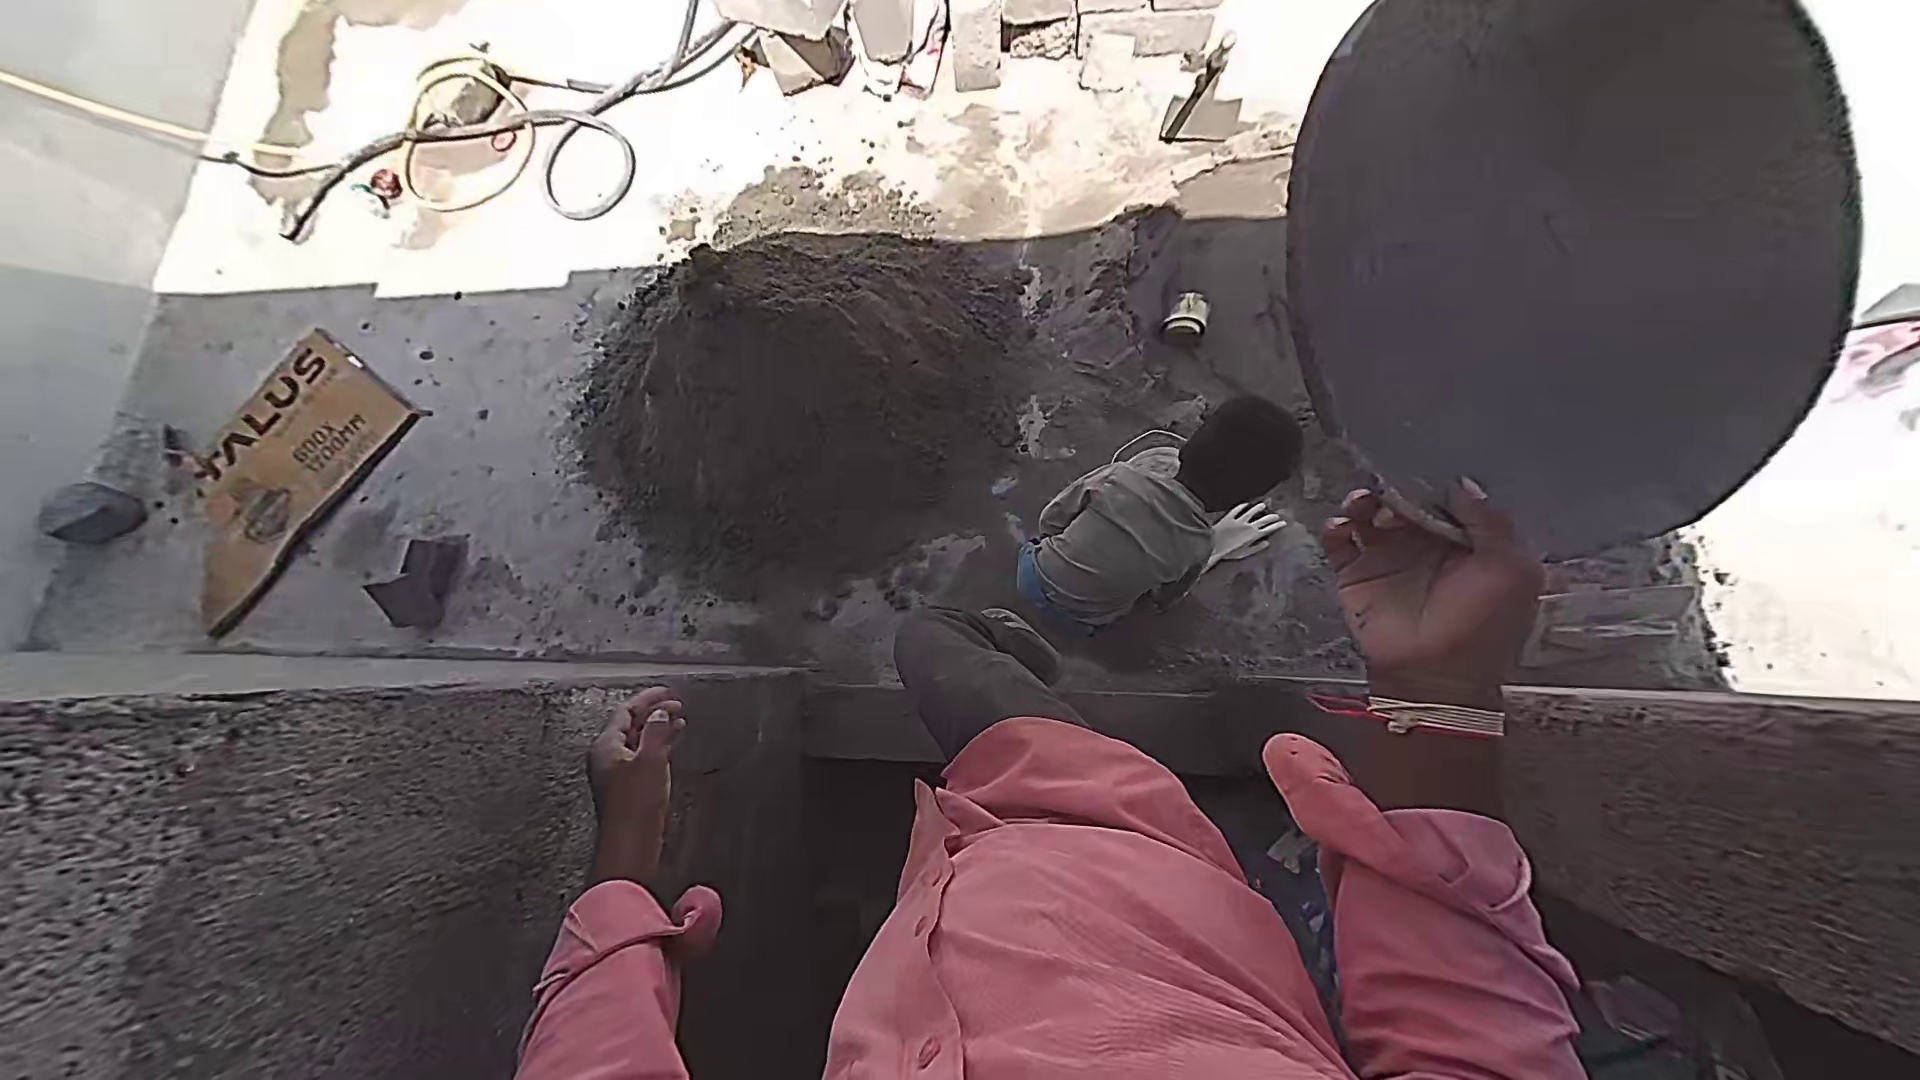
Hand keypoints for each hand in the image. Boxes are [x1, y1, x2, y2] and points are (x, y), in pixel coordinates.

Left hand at [587, 687, 685, 885]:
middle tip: (677, 702)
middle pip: (630, 723)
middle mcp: (607, 756)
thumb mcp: (650, 759)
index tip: (669, 691)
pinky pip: (643, 752)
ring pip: (638, 738)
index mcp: (606, 746)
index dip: (648, 698)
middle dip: (654, 710)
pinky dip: (658, 742)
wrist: (631, 843)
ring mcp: (617, 770)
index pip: (626, 711)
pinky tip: (672, 741)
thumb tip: (660, 712)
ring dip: (658, 725)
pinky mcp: (628, 784)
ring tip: (679, 717)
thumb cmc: (637, 802)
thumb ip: (656, 730)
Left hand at [1210, 502, 1287, 566]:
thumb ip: (1256, 548)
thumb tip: (1266, 542)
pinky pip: (1236, 510)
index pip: (1268, 529)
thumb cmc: (1228, 552)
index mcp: (1253, 535)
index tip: (1283, 523)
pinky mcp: (1229, 518)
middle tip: (1276, 515)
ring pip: (1251, 512)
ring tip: (1263, 505)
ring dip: (1257, 508)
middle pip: (1263, 519)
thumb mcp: (1245, 553)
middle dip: (1271, 517)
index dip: (1277, 525)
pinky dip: (1241, 507)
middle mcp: (1248, 526)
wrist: (1213, 545)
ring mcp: (1238, 520)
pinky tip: (1244, 504)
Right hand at [1322, 481, 1542, 709]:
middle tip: (1388, 489)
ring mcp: (1385, 558)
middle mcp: (1420, 545)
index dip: (1431, 485)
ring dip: (1361, 503)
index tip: (1422, 474)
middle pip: (1400, 503)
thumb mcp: (1509, 571)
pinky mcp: (1353, 574)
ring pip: (1367, 517)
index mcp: (1460, 542)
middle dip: (1392, 490)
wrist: (1434, 671)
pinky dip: (1334, 529)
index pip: (1442, 501)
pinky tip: (1340, 526)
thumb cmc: (1481, 626)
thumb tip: (1465, 486)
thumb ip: (1492, 526)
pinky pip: (1338, 543)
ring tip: (1360, 503)